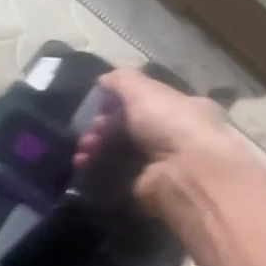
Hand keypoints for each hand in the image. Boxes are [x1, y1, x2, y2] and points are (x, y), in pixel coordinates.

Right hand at [76, 69, 256, 211]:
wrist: (183, 172)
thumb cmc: (170, 123)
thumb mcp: (145, 90)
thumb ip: (122, 81)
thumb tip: (103, 79)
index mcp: (179, 107)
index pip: (144, 103)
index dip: (118, 103)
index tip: (99, 108)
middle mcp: (170, 135)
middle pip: (126, 128)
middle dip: (102, 128)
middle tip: (88, 133)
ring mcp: (156, 163)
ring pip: (116, 152)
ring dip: (95, 149)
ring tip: (82, 152)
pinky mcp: (141, 186)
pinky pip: (112, 175)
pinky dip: (95, 170)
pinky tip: (83, 166)